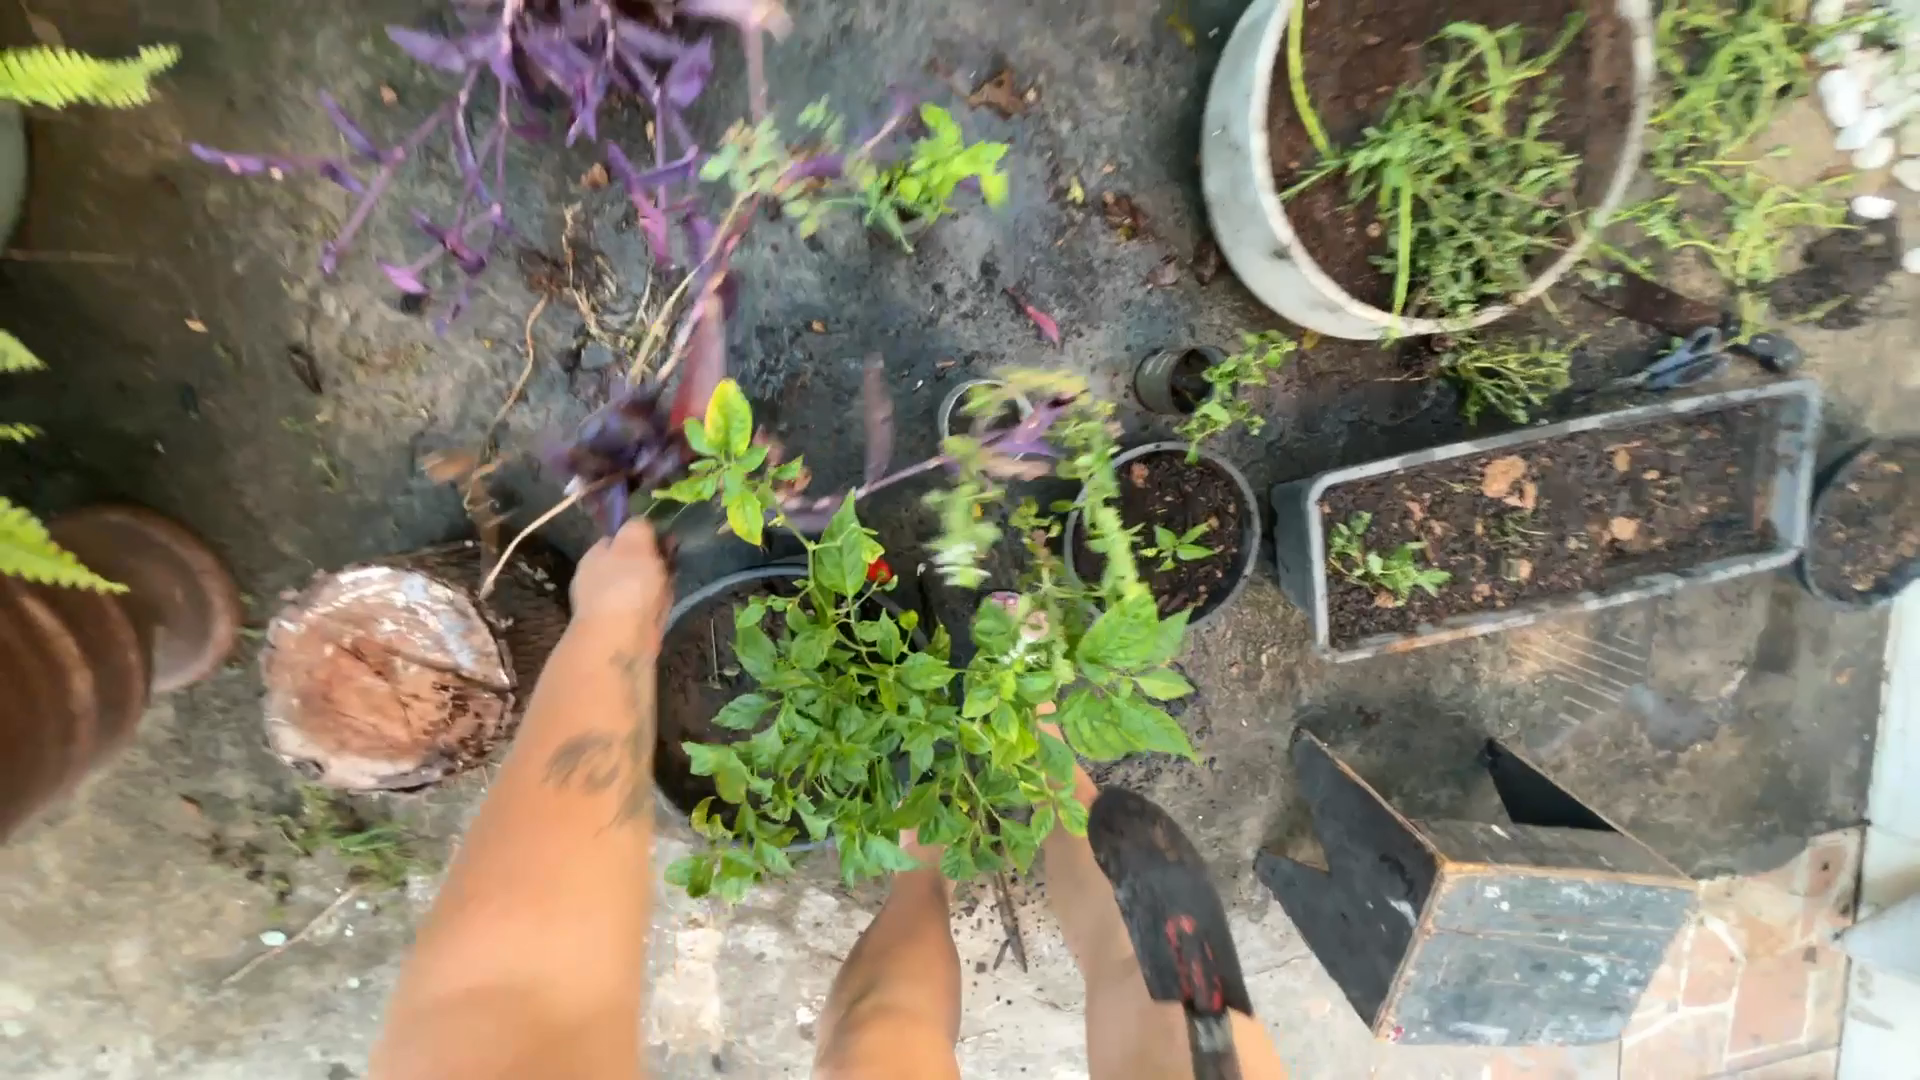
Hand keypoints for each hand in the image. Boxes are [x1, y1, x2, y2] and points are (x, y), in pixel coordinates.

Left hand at [569, 518, 671, 642]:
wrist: (621, 638)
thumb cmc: (626, 585)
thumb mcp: (634, 543)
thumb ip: (638, 527)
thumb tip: (642, 523)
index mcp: (595, 555)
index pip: (617, 537)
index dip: (640, 534)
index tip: (663, 535)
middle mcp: (599, 577)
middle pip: (630, 560)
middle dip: (652, 557)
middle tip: (674, 555)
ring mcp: (612, 602)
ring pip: (641, 582)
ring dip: (657, 578)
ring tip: (675, 576)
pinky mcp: (627, 623)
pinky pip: (647, 603)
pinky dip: (659, 599)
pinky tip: (670, 598)